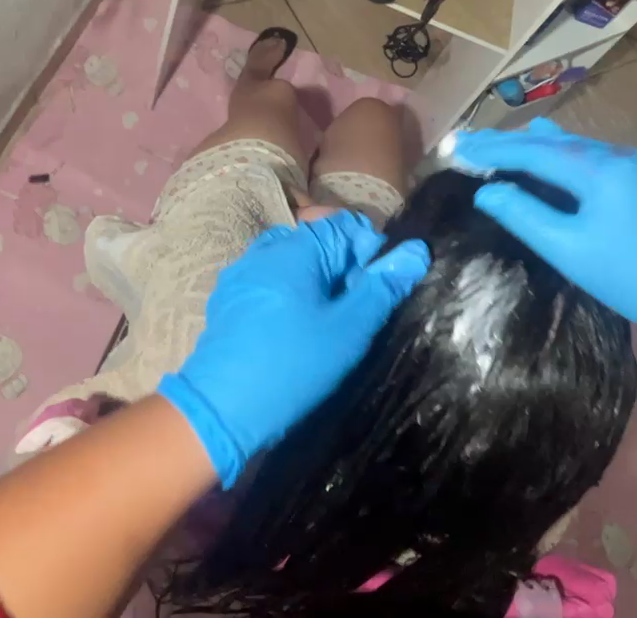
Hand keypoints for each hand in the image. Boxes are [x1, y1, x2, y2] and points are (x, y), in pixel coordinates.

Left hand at [157, 211, 429, 485]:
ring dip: (319, 285)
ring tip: (327, 325)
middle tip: (354, 314)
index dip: (371, 254)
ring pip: (296, 263)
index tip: (375, 292)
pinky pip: (272, 282)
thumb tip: (418, 250)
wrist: (219, 412)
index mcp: (294, 246)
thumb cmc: (292, 365)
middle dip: (345, 270)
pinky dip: (292, 296)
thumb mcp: (349, 329)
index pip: (348, 225)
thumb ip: (384, 286)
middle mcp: (265, 248)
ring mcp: (242, 272)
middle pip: (321, 241)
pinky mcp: (230, 298)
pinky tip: (295, 333)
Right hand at [452, 118, 636, 362]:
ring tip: (501, 145)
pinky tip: (549, 156)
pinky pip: (593, 157)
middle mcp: (619, 154)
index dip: (493, 150)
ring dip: (536, 147)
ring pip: (575, 146)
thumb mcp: (568, 250)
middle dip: (510, 143)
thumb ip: (524, 215)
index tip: (459, 148)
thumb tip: (487, 191)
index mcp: (600, 168)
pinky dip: (562, 156)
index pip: (534, 151)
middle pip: (553, 141)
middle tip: (471, 142)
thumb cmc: (630, 279)